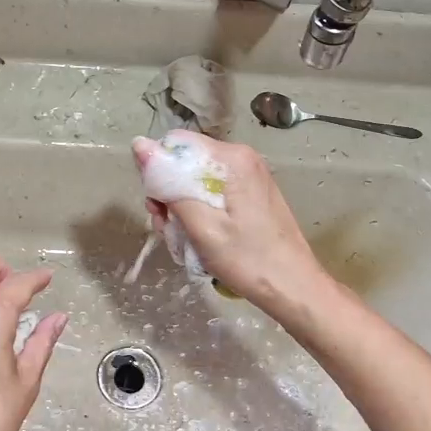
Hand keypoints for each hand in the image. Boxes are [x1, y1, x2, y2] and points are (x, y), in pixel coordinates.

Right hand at [131, 134, 326, 310]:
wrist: (292, 286)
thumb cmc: (246, 259)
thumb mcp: (201, 226)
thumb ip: (169, 185)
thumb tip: (139, 145)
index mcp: (231, 158)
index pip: (176, 145)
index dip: (157, 172)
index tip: (158, 208)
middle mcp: (241, 158)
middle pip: (186, 163)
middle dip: (168, 194)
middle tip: (168, 229)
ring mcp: (249, 175)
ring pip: (197, 180)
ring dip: (181, 208)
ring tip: (183, 240)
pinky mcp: (252, 193)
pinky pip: (213, 192)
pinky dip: (200, 212)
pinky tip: (200, 237)